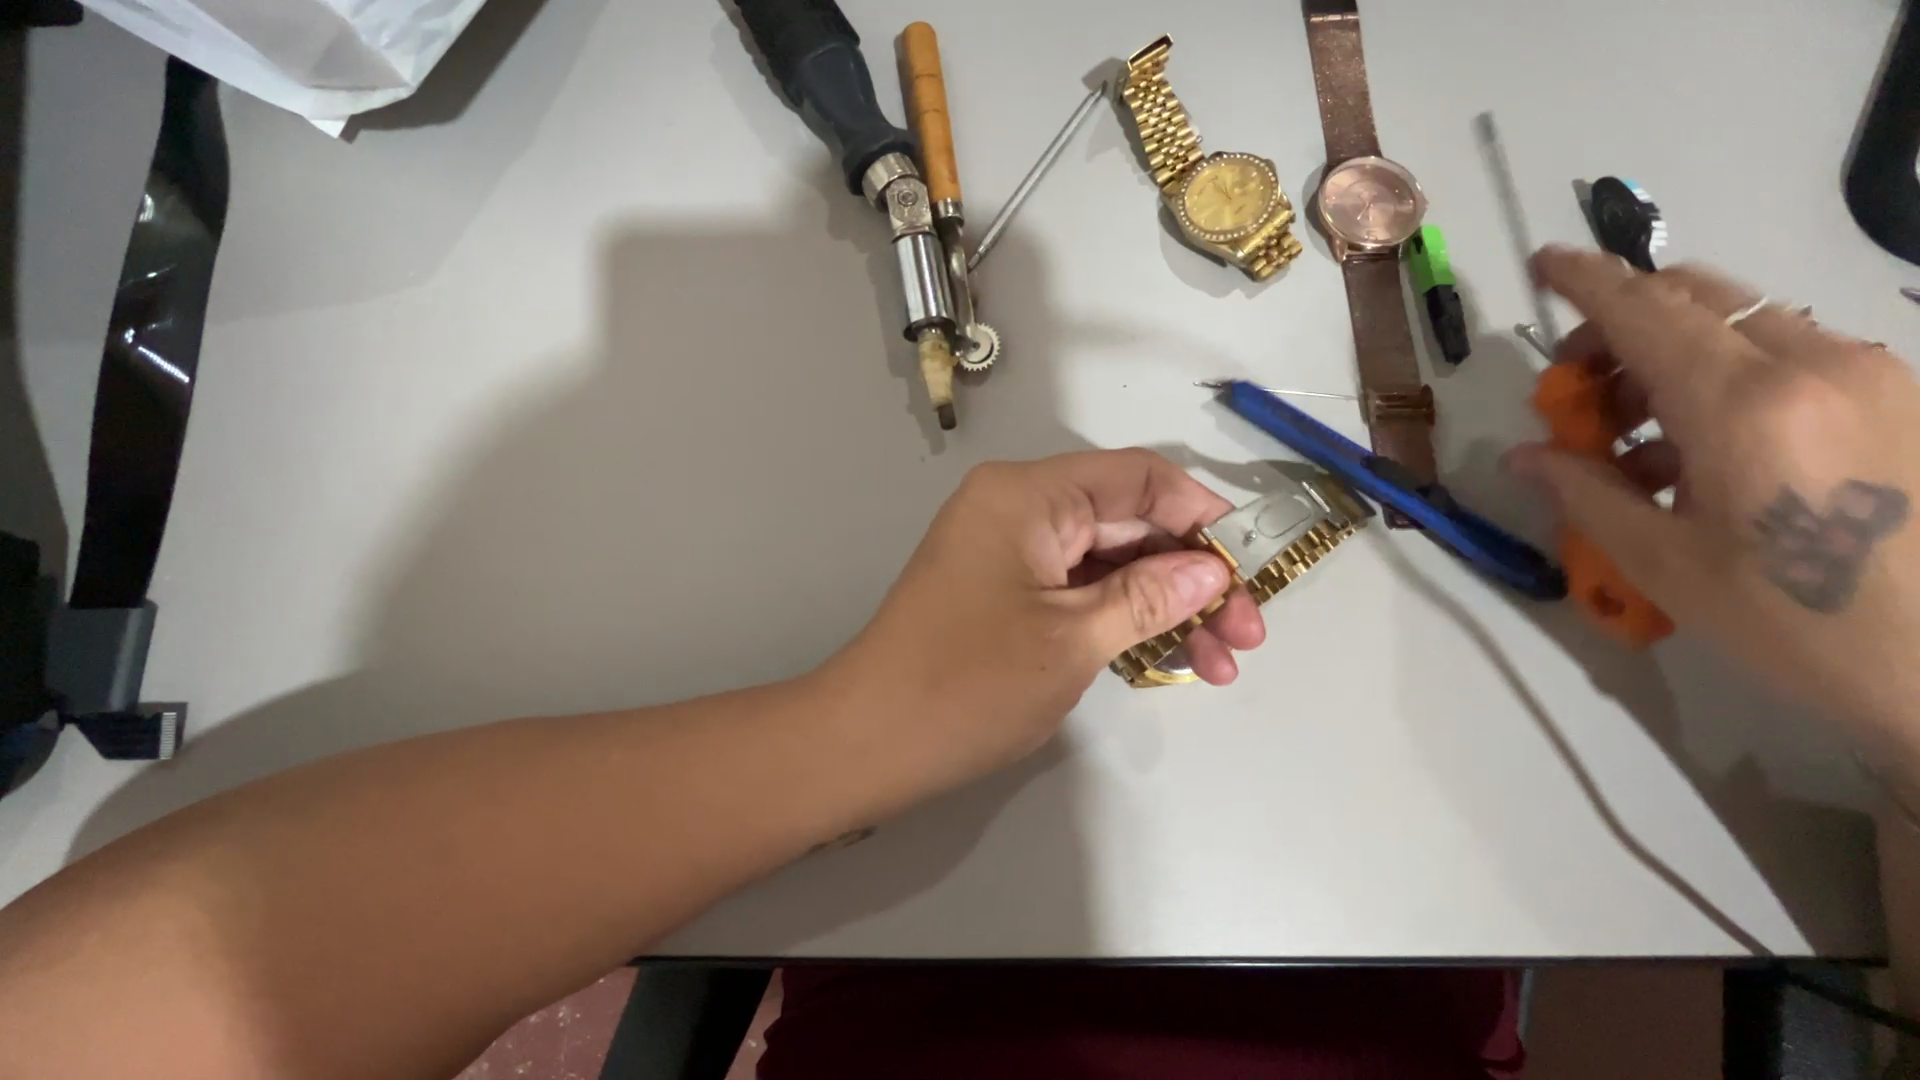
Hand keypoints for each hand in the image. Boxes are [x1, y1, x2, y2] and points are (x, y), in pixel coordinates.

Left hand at [824, 449, 1263, 794]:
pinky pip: (1077, 588)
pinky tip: (1167, 656)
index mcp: (1028, 495)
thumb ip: (1148, 597)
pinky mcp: (1005, 590)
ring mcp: (1009, 551)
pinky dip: (1120, 618)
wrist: (868, 741)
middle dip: (1190, 576)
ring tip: (1217, 664)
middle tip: (1244, 638)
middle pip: (1127, 523)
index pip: (1138, 478)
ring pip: (1107, 562)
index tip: (1250, 569)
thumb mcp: (1072, 641)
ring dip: (1163, 605)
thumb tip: (1210, 572)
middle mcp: (1018, 508)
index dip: (1201, 517)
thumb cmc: (968, 684)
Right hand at [1513, 248, 1919, 756]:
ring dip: (1672, 355)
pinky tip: (1709, 447)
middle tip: (1582, 388)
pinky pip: (1791, 354)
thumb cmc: (1796, 622)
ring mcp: (1870, 375)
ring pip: (1744, 323)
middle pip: (1697, 298)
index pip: (1645, 310)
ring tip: (1641, 436)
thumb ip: (1585, 491)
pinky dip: (1727, 375)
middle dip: (1622, 323)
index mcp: (1742, 404)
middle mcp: (1813, 365)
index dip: (1585, 281)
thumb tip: (1525, 456)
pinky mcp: (1902, 396)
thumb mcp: (1663, 562)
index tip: (1542, 264)